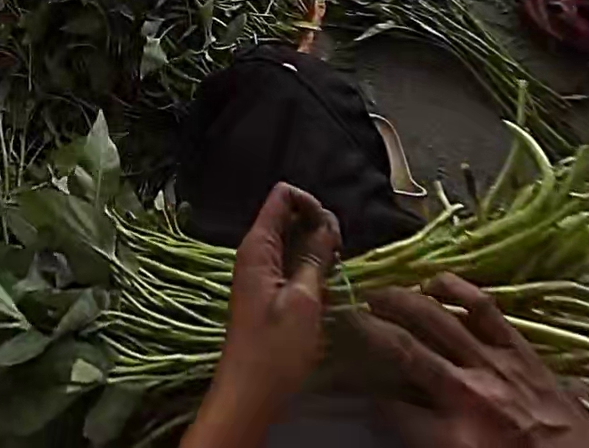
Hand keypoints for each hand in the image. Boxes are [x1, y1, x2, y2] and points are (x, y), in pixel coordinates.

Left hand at [181, 183, 340, 447]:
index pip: (282, 195)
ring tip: (335, 267)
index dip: (309, 202)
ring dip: (316, 247)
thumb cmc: (275, 347)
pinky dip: (310, 265)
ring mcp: (262, 269)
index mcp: (258, 244)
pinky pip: (291, 261)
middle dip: (316, 224)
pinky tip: (326, 283)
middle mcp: (257, 249)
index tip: (331, 227)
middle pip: (288, 214)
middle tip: (338, 251)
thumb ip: (315, 256)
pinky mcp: (269, 288)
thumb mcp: (304, 300)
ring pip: (292, 239)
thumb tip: (328, 222)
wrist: (250, 392)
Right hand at [353, 275, 588, 447]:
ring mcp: (493, 363)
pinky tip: (432, 281)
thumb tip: (390, 414)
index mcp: (457, 441)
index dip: (368, 401)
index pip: (391, 412)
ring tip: (375, 291)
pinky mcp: (517, 346)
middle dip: (368, 329)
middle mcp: (468, 394)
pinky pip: (480, 305)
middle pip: (403, 349)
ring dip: (398, 300)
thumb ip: (429, 440)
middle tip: (346, 313)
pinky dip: (454, 288)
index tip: (356, 390)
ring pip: (434, 317)